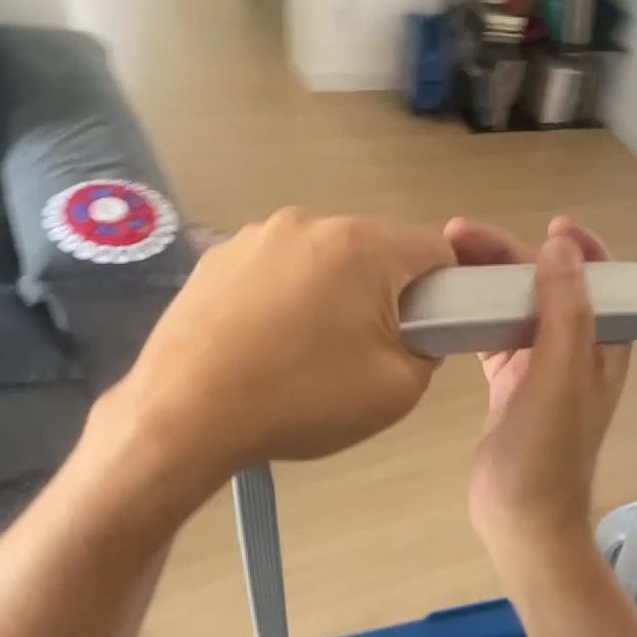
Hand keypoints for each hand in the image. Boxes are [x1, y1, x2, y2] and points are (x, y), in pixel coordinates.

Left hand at [104, 208, 454, 490]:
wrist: (187, 413)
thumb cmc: (303, 400)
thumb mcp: (397, 391)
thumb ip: (429, 352)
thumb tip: (420, 334)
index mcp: (362, 247)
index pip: (436, 248)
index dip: (449, 289)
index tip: (431, 330)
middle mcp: (310, 222)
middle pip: (377, 250)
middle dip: (387, 294)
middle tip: (371, 353)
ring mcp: (257, 235)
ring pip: (326, 259)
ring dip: (336, 295)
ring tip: (311, 355)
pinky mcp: (218, 256)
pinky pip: (279, 270)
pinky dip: (289, 299)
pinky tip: (270, 346)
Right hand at [444, 217, 629, 559]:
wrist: (522, 520)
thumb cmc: (547, 454)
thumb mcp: (562, 377)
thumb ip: (566, 312)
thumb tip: (561, 246)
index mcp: (602, 347)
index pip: (598, 281)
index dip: (577, 248)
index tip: (546, 225)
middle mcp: (576, 352)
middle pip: (547, 287)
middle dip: (510, 256)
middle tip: (459, 236)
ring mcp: (541, 369)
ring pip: (515, 309)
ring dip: (487, 282)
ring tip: (443, 258)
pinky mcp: (509, 387)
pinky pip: (492, 338)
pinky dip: (472, 317)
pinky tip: (443, 302)